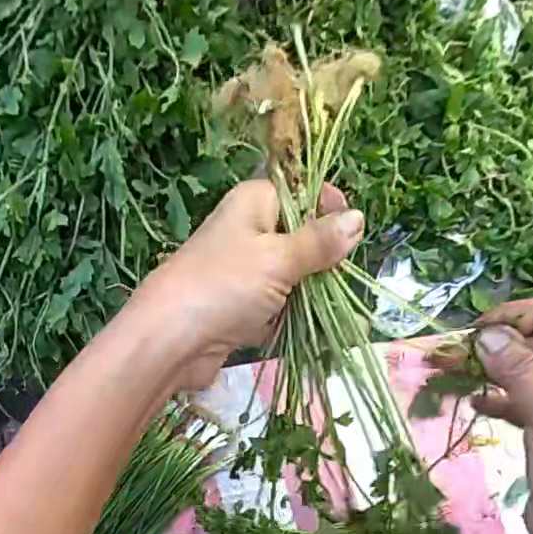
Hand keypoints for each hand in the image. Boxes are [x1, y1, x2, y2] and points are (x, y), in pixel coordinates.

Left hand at [116, 180, 362, 390]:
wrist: (173, 340)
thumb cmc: (225, 286)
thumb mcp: (279, 258)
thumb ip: (320, 242)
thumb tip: (358, 218)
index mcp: (255, 204)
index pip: (301, 193)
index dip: (328, 208)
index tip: (350, 234)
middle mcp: (250, 233)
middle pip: (303, 239)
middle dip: (324, 262)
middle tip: (337, 281)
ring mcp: (247, 274)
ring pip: (295, 278)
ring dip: (311, 296)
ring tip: (326, 311)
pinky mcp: (244, 309)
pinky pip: (281, 309)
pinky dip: (293, 319)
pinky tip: (306, 330)